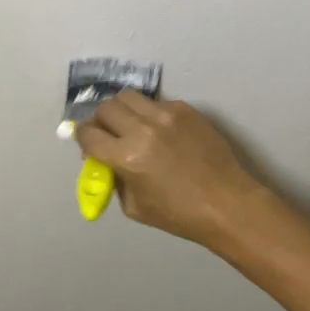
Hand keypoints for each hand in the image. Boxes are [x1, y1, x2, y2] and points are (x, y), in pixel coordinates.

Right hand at [74, 90, 269, 246]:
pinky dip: (150, 114)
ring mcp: (165, 114)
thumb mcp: (135, 207)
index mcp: (127, 156)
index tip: (87, 142)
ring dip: (123, 110)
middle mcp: (143, 128)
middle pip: (105, 107)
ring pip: (128, 96)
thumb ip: (114, 178)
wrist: (227, 203)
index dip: (82, 137)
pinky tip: (161, 131)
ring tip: (131, 125)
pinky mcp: (184, 108)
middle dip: (100, 121)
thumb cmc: (180, 214)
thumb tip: (103, 159)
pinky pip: (156, 102)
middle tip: (108, 133)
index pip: (88, 134)